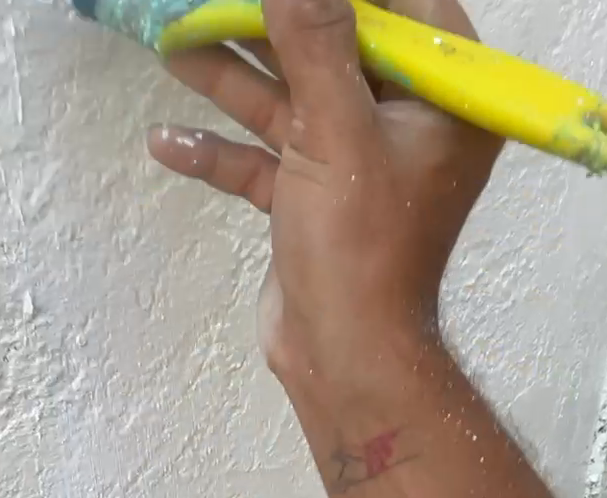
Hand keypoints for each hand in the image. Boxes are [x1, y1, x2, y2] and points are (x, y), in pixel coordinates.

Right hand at [146, 0, 499, 384]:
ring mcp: (350, 165)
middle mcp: (399, 124)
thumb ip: (315, 43)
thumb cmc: (359, 246)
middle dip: (263, 27)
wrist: (340, 353)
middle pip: (328, 52)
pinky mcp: (310, 202)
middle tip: (207, 4)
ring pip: (288, 105)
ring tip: (170, 45)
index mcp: (440, 98)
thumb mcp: (338, 133)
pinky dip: (220, 155)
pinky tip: (167, 144)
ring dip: (229, 82)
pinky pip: (264, 163)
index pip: (399, 8)